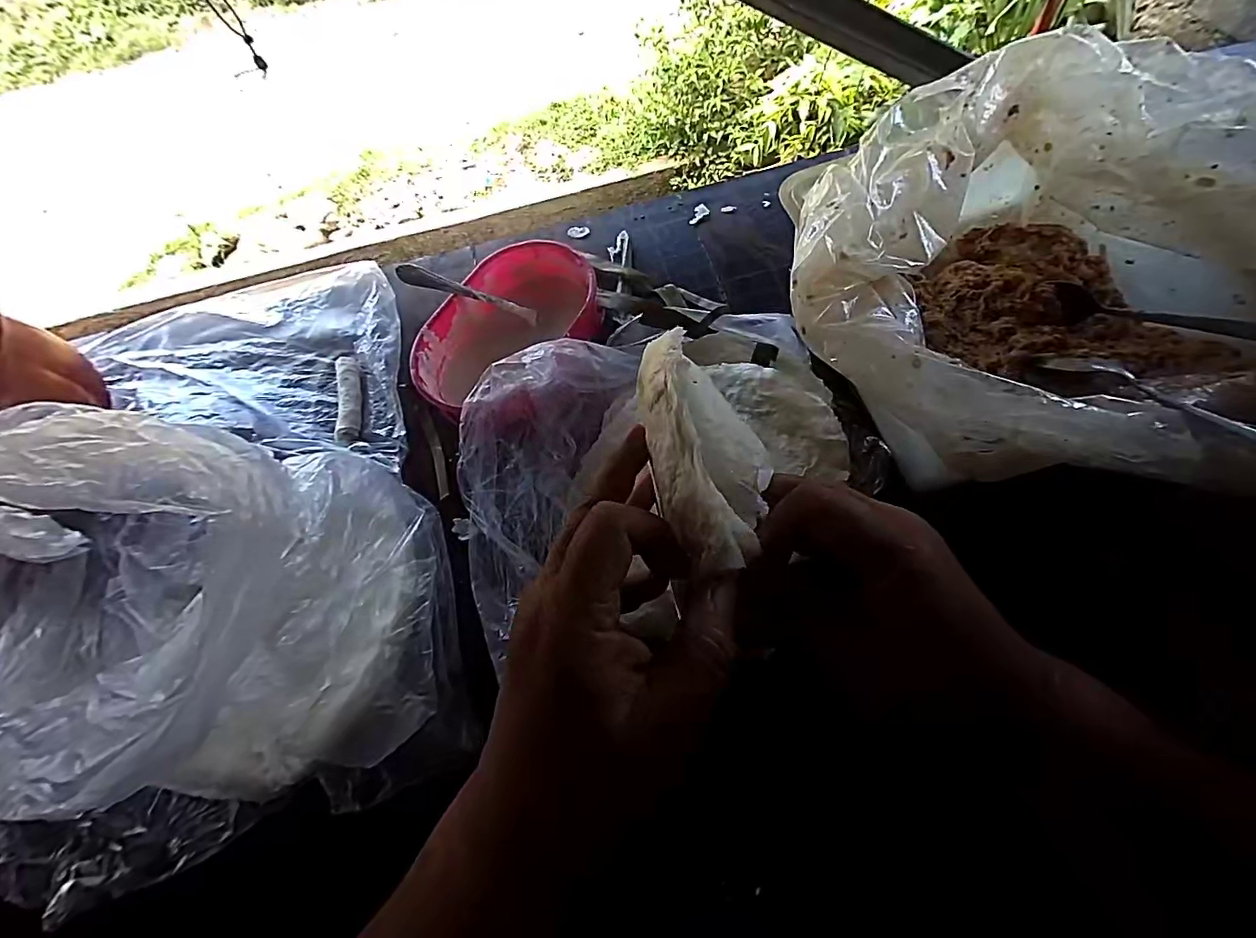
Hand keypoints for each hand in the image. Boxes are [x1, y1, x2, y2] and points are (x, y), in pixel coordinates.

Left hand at [364, 428, 735, 937]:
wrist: (527, 824)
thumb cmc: (604, 777)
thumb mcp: (677, 713)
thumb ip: (708, 636)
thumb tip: (728, 575)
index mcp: (572, 608)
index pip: (605, 522)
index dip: (652, 523)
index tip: (691, 560)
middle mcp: (546, 593)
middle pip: (584, 512)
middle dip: (623, 473)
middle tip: (657, 433)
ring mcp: (540, 608)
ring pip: (580, 537)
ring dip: (621, 513)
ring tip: (662, 487)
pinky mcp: (545, 625)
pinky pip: (580, 570)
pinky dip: (617, 558)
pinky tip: (655, 572)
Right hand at [747, 475, 1049, 721]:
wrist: (1005, 708)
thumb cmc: (927, 687)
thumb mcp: (848, 654)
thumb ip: (789, 608)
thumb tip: (735, 585)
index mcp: (888, 538)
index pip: (808, 499)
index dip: (767, 527)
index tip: (746, 569)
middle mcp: (889, 520)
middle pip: (810, 495)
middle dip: (766, 524)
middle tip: (739, 562)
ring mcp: (892, 532)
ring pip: (818, 511)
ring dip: (782, 537)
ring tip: (756, 574)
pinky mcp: (890, 552)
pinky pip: (833, 534)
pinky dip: (802, 551)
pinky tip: (785, 583)